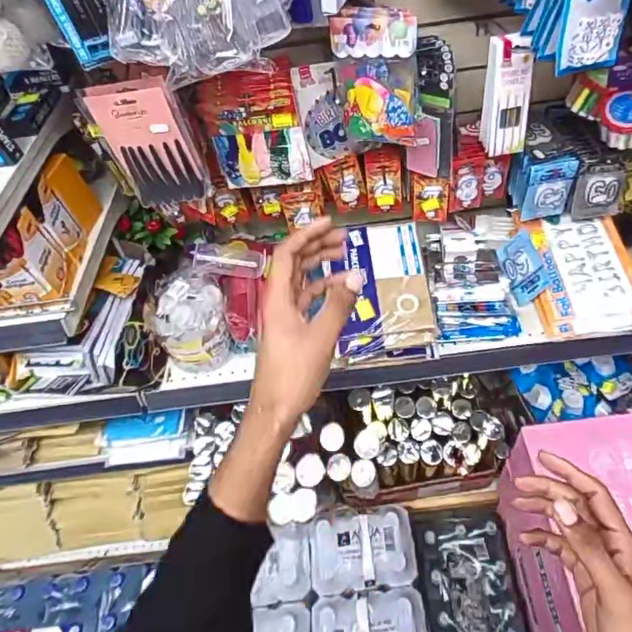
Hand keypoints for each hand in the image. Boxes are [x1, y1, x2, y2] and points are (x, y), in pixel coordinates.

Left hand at [249, 218, 360, 428]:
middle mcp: (277, 300)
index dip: (306, 234)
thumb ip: (339, 305)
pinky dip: (323, 288)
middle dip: (316, 245)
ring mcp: (282, 313)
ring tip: (343, 254)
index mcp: (277, 297)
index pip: (287, 253)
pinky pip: (306, 297)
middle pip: (294, 261)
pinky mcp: (290, 326)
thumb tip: (356, 276)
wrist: (274, 408)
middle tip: (342, 236)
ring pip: (301, 278)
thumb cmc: (293, 374)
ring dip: (320, 264)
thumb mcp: (322, 338)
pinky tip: (342, 287)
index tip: (328, 222)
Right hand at [515, 452, 631, 631]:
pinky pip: (563, 548)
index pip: (595, 496)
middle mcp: (611, 548)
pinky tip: (529, 538)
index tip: (545, 459)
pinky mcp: (588, 579)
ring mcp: (599, 564)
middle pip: (577, 507)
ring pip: (568, 524)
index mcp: (623, 545)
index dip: (570, 473)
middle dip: (549, 490)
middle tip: (521, 483)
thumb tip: (564, 507)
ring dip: (544, 511)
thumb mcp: (612, 592)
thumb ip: (587, 547)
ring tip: (520, 503)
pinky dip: (545, 540)